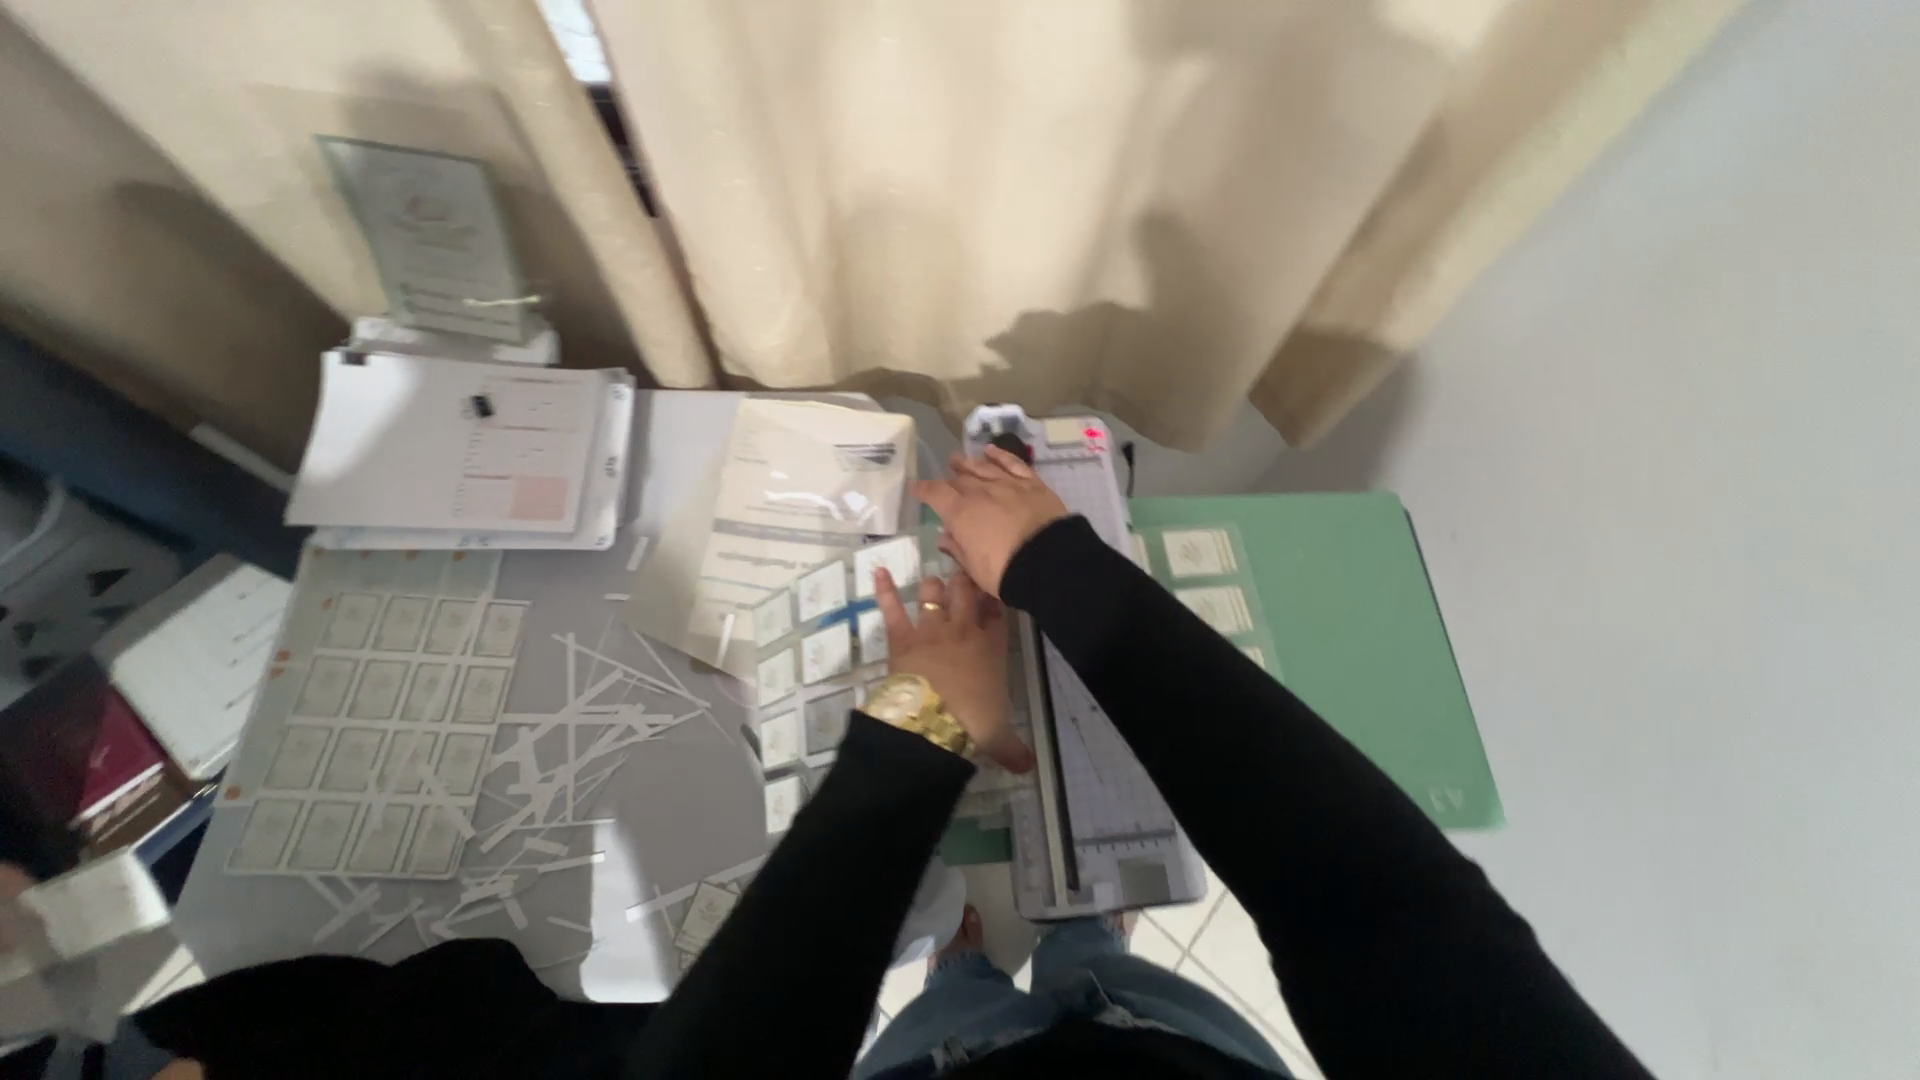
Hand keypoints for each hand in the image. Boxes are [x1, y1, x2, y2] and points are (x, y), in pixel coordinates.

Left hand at [873, 567, 1034, 772]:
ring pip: (933, 592)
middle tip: (964, 572)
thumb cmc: (972, 724)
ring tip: (934, 580)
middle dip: (966, 580)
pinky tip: (879, 571)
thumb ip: (1015, 750)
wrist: (933, 724)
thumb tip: (1030, 768)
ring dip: (933, 585)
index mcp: (992, 648)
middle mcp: (964, 630)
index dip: (995, 600)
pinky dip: (885, 589)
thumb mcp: (999, 739)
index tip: (993, 593)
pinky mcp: (903, 636)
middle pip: (967, 592)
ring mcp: (932, 629)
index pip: (997, 614)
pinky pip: (892, 607)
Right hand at [913, 446, 1070, 596]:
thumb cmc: (1004, 572)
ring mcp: (1008, 484)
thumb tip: (944, 537)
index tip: (916, 487)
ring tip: (958, 459)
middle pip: (960, 480)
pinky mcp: (1032, 484)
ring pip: (983, 468)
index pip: (936, 494)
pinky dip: (1000, 455)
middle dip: (948, 479)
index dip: (924, 489)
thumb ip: (957, 548)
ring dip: (968, 463)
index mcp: (961, 513)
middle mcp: (981, 492)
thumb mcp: (973, 568)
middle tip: (944, 477)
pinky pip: (1013, 464)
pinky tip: (991, 451)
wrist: (1049, 563)